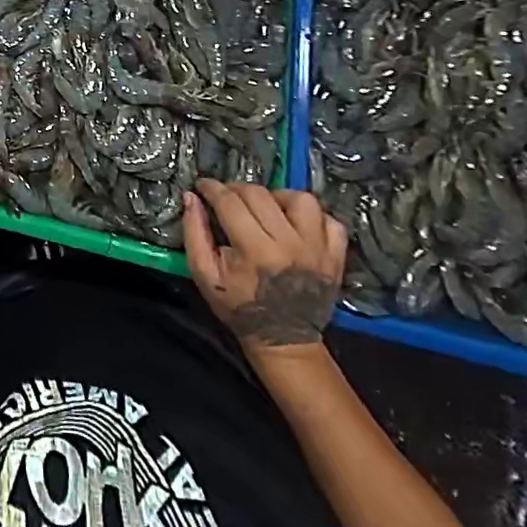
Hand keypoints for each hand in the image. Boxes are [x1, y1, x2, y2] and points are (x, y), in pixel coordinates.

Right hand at [183, 178, 346, 354]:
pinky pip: (329, 220)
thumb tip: (191, 197)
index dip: (212, 188)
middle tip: (227, 196)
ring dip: (278, 196)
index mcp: (254, 250)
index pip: (230, 202)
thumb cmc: (239, 308)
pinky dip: (314, 216)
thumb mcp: (205, 275)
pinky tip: (297, 223)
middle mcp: (289, 243)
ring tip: (266, 207)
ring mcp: (318, 247)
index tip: (203, 185)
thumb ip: (194, 233)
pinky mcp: (336, 254)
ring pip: (300, 199)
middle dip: (237, 189)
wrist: (283, 341)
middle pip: (261, 195)